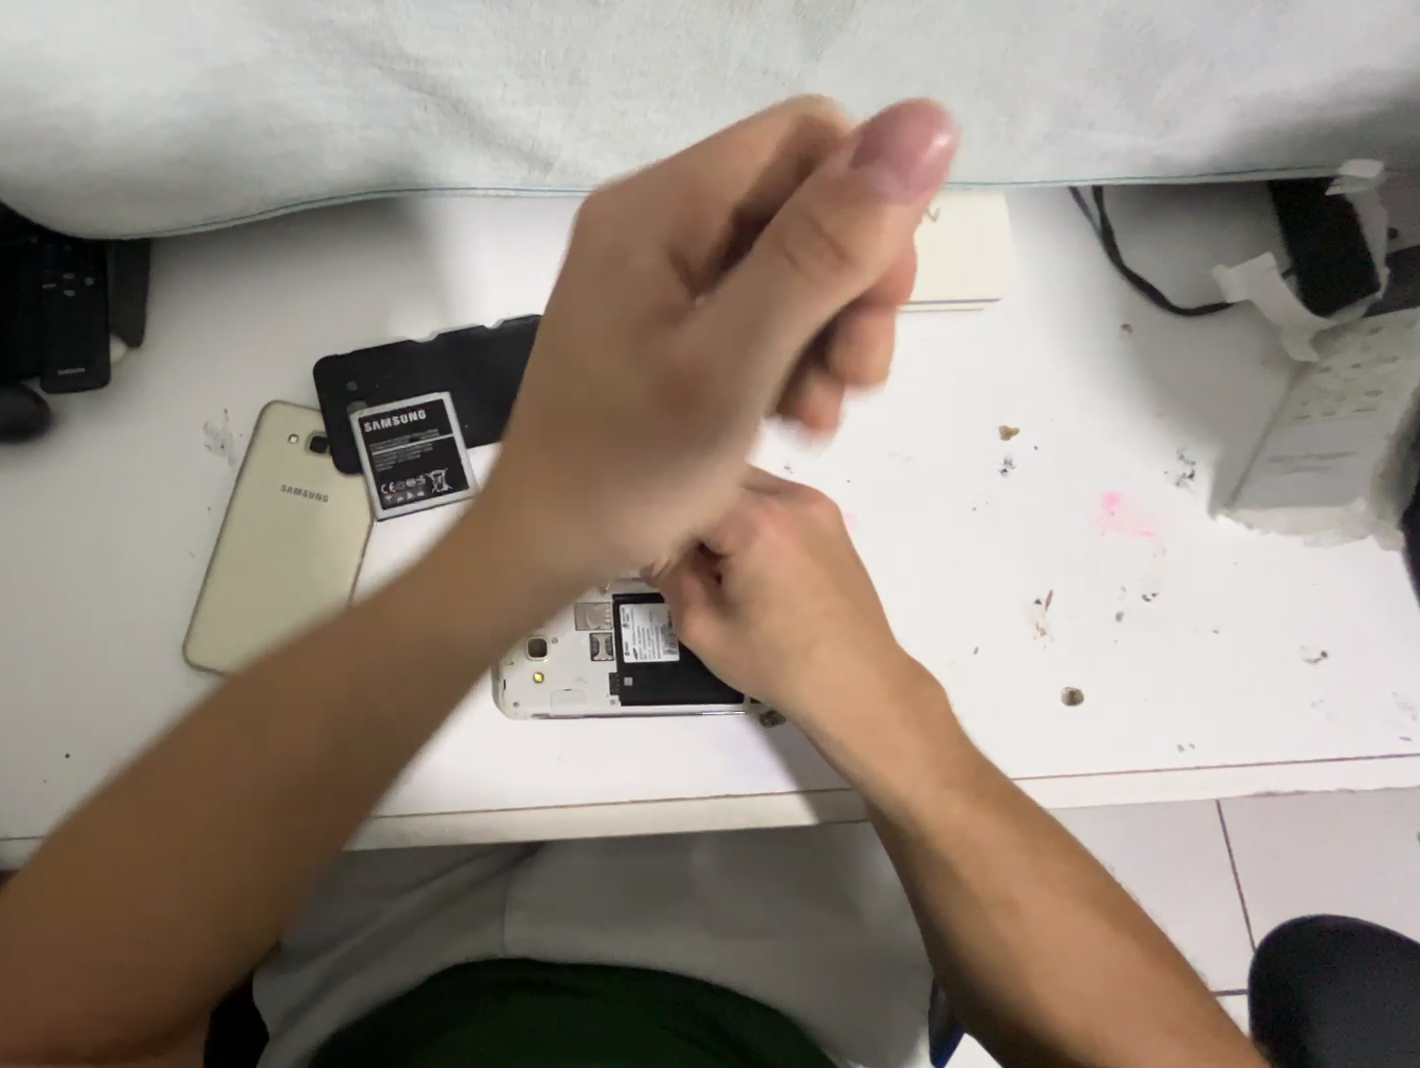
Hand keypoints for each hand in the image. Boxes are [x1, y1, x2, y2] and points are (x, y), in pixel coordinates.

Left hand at [472, 98, 955, 582]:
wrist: (547, 539)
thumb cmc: (628, 468)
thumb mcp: (734, 363)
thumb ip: (821, 252)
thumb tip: (926, 123)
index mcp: (657, 210)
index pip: (805, 140)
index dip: (868, 208)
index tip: (881, 304)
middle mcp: (649, 224)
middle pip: (797, 205)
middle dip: (848, 289)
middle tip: (859, 378)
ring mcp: (648, 276)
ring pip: (782, 263)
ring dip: (824, 334)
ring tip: (820, 416)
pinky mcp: (655, 323)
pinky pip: (747, 308)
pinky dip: (784, 356)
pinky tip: (795, 417)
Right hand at [649, 470, 935, 734]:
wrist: (860, 684)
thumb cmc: (778, 662)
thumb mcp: (701, 626)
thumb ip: (666, 573)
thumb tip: (646, 542)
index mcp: (755, 523)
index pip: (684, 494)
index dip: (658, 518)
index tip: (647, 546)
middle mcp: (788, 498)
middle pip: (713, 478)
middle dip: (686, 508)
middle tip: (675, 555)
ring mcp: (814, 503)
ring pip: (741, 484)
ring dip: (716, 509)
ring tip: (710, 558)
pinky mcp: (828, 517)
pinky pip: (770, 498)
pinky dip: (745, 515)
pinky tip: (742, 557)